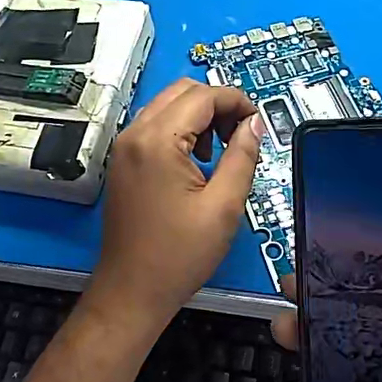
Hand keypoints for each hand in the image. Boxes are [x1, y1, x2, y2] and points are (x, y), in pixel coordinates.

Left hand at [87, 79, 260, 324]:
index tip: (257, 124)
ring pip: (169, 105)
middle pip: (184, 91)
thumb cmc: (177, 256)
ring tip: (221, 151)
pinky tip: (199, 161)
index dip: (238, 102)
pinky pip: (157, 126)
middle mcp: (134, 136)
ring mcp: (125, 148)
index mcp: (158, 142)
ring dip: (201, 116)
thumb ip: (243, 156)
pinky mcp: (124, 161)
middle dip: (219, 104)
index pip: (204, 96)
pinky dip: (183, 129)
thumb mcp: (225, 206)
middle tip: (241, 135)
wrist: (132, 291)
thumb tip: (254, 125)